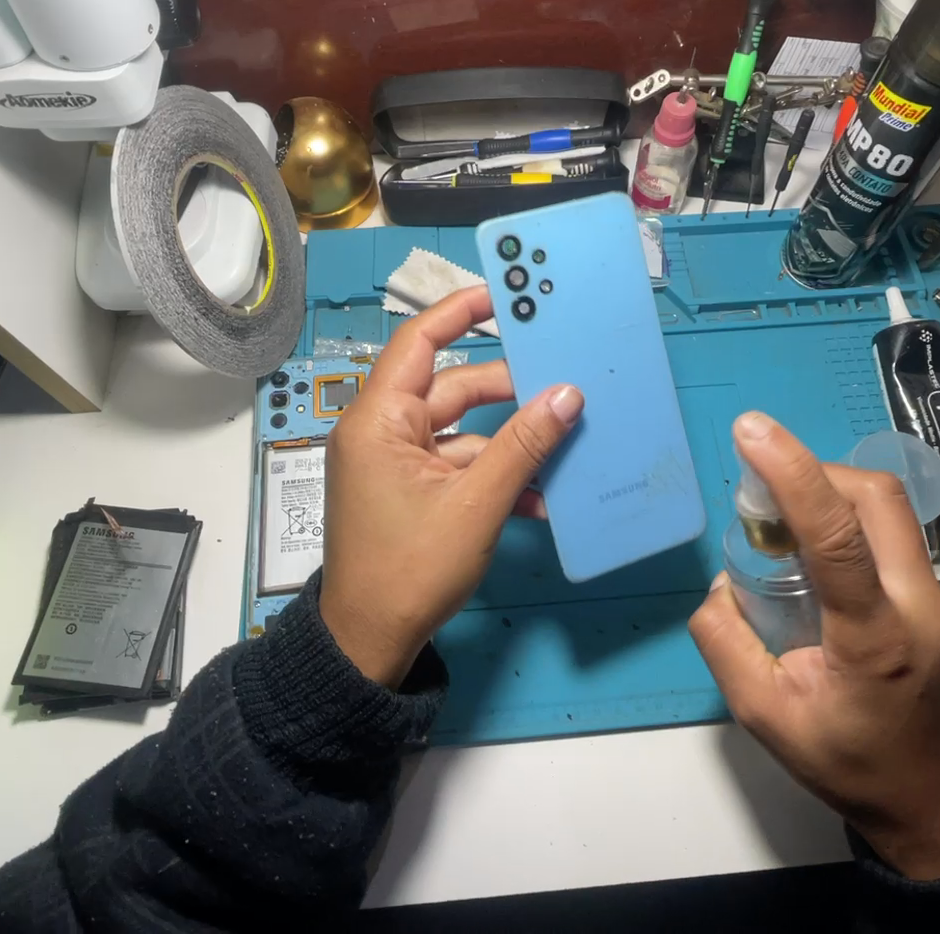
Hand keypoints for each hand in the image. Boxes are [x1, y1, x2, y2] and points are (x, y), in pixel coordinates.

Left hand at [321, 287, 582, 686]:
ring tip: (563, 445)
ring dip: (510, 442)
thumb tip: (568, 396)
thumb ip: (523, 445)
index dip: (460, 311)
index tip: (504, 296)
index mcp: (380, 420)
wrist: (370, 643)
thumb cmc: (410, 568)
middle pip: (452, 388)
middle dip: (509, 392)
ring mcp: (397, 463)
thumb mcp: (475, 504)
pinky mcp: (411, 490)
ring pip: (463, 431)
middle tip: (562, 385)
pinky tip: (539, 496)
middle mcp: (384, 431)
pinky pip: (459, 465)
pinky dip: (495, 475)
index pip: (418, 341)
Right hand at [690, 411, 939, 879]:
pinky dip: (854, 532)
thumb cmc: (849, 765)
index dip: (793, 472)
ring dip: (835, 498)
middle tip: (766, 491)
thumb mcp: (762, 717)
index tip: (752, 429)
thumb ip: (725, 640)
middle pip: (878, 498)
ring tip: (788, 531)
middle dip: (817, 472)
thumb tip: (722, 582)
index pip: (836, 535)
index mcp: (875, 638)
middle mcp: (924, 606)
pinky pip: (898, 543)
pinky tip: (826, 571)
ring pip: (893, 515)